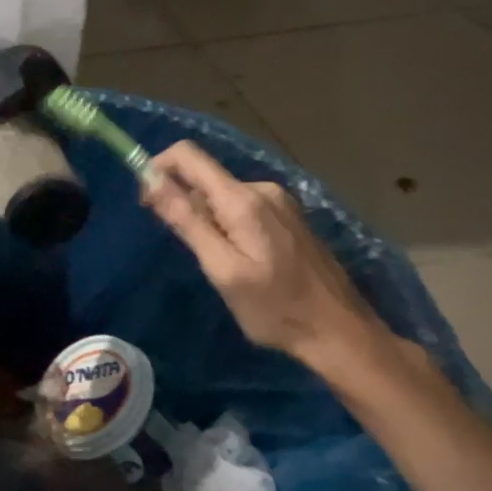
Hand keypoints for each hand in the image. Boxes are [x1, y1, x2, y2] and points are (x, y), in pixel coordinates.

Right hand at [142, 141, 383, 363]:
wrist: (343, 335)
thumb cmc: (277, 310)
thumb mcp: (223, 269)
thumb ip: (187, 221)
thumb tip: (151, 179)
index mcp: (243, 199)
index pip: (187, 155)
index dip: (157, 169)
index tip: (148, 204)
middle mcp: (262, 189)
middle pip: (203, 177)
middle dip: (183, 203)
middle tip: (188, 249)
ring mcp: (280, 202)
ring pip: (221, 195)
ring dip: (207, 219)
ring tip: (218, 263)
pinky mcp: (289, 217)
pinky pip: (242, 206)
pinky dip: (227, 225)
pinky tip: (242, 261)